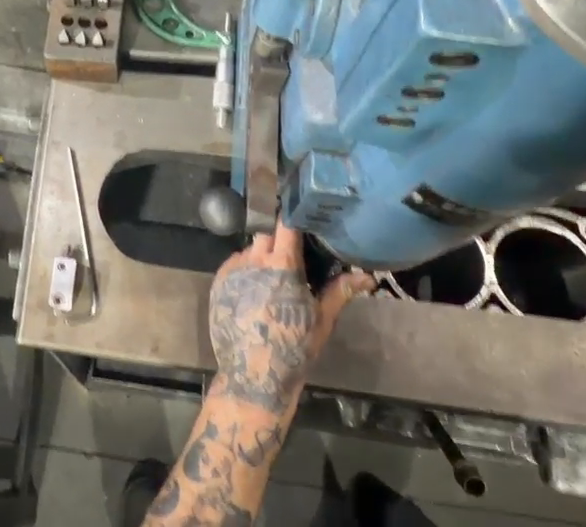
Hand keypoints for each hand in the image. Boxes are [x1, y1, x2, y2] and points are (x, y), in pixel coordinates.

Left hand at [207, 222, 374, 415]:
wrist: (254, 375)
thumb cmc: (294, 347)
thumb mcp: (321, 319)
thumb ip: (340, 291)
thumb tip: (368, 276)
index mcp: (281, 265)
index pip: (286, 226)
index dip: (293, 217)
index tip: (300, 211)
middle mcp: (253, 261)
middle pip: (265, 234)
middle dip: (277, 238)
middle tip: (291, 252)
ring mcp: (232, 271)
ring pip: (249, 250)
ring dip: (261, 256)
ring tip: (273, 277)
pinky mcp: (217, 283)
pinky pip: (234, 266)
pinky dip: (245, 271)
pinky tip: (255, 289)